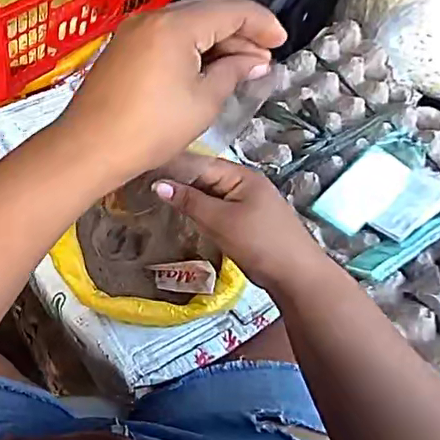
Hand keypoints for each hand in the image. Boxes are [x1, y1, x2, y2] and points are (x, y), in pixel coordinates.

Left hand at [51, 0, 285, 177]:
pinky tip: (204, 70)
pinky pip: (164, 38)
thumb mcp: (203, 103)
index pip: (231, 9)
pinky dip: (189, 49)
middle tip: (262, 57)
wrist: (88, 149)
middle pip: (207, 13)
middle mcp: (151, 18)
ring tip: (238, 68)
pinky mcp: (122, 48)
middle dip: (239, 32)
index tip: (279, 40)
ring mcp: (132, 32)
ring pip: (186, 25)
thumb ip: (233, 73)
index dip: (262, 23)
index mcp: (175, 25)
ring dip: (214, 41)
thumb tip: (253, 61)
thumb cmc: (146, 130)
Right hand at [152, 153, 329, 292]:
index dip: (172, 167)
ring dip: (188, 197)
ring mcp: (248, 202)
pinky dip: (201, 211)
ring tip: (156, 199)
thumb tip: (159, 184)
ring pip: (210, 194)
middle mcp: (245, 183)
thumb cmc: (259, 243)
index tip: (143, 170)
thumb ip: (189, 201)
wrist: (296, 276)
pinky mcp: (248, 220)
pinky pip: (218, 208)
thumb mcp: (220, 221)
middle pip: (205, 177)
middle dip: (178, 181)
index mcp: (241, 175)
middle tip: (144, 185)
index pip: (200, 163)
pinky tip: (184, 216)